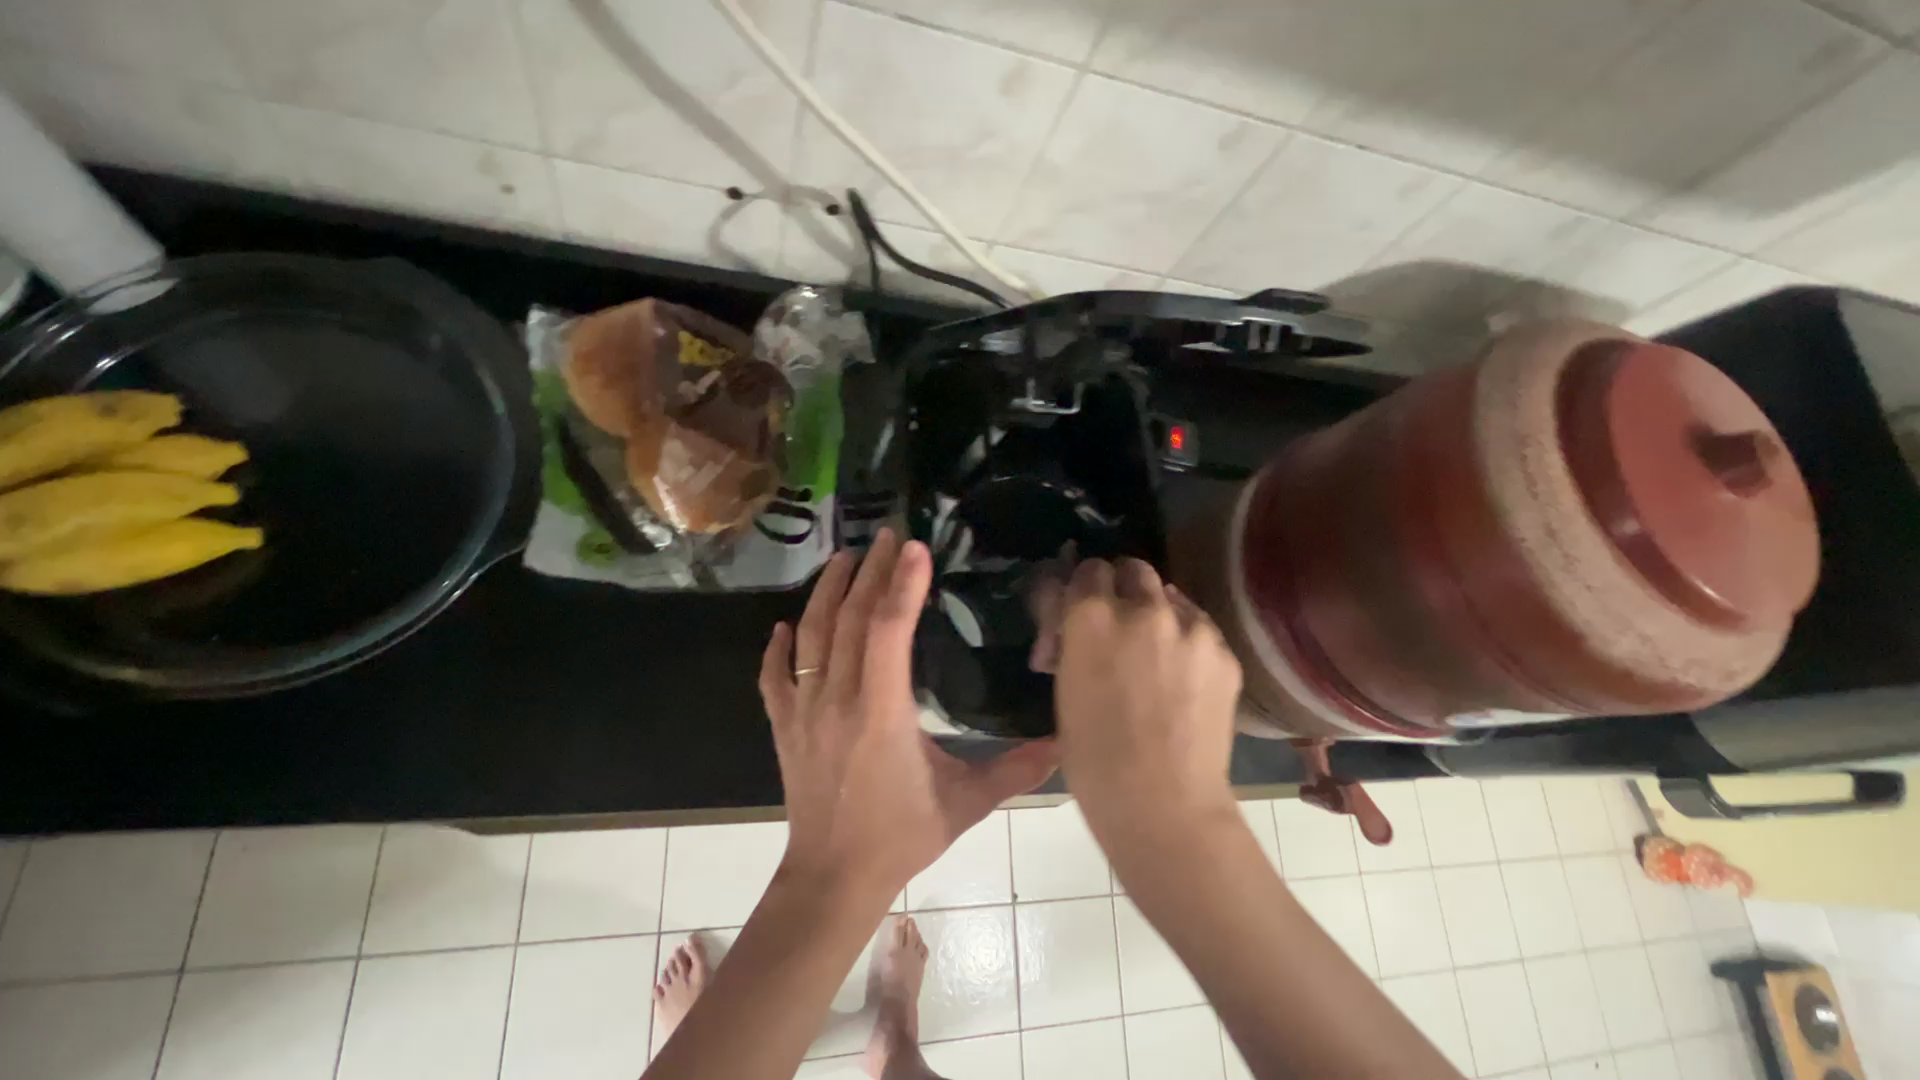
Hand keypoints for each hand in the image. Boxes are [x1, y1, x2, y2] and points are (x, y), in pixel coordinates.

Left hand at [760, 529, 1058, 895]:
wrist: (832, 879)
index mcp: (882, 712)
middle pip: (850, 621)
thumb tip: (1065, 743)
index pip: (889, 632)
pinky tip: (785, 625)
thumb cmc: (901, 837)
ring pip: (810, 638)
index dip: (903, 585)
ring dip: (826, 593)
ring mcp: (803, 713)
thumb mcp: (964, 802)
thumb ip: (1015, 769)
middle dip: (869, 574)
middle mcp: (837, 701)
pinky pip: (775, 678)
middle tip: (886, 536)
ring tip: (843, 558)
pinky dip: (779, 648)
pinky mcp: (784, 728)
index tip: (915, 548)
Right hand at [1052, 558, 1243, 832]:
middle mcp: (1143, 608)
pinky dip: (1188, 643)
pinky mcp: (1225, 652)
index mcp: (1091, 616)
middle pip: (1135, 570)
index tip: (1083, 609)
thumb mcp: (1066, 689)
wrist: (1163, 802)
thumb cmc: (1094, 758)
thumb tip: (1077, 622)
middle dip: (1124, 588)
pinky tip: (1183, 680)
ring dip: (1159, 614)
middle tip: (1120, 623)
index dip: (1085, 588)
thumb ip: (1074, 641)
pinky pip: (1201, 630)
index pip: (1089, 569)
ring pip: (1172, 598)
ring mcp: (1191, 628)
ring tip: (1156, 654)